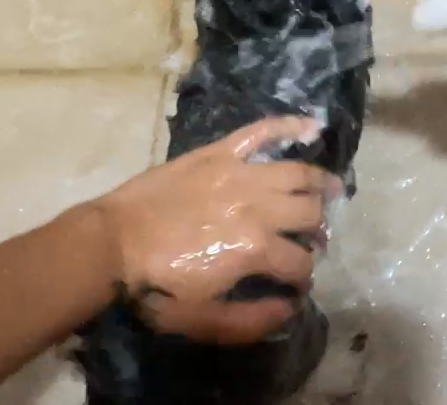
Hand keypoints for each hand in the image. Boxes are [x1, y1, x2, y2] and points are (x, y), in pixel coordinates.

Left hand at [86, 117, 341, 343]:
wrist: (114, 243)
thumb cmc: (156, 286)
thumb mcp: (202, 320)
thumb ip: (252, 320)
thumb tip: (290, 307)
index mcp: (255, 247)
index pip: (300, 263)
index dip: (303, 278)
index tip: (295, 285)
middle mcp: (258, 205)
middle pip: (308, 213)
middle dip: (316, 231)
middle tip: (311, 239)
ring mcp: (241, 172)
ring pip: (297, 172)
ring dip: (319, 183)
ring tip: (332, 188)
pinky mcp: (222, 151)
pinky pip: (263, 130)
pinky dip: (290, 125)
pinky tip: (312, 125)